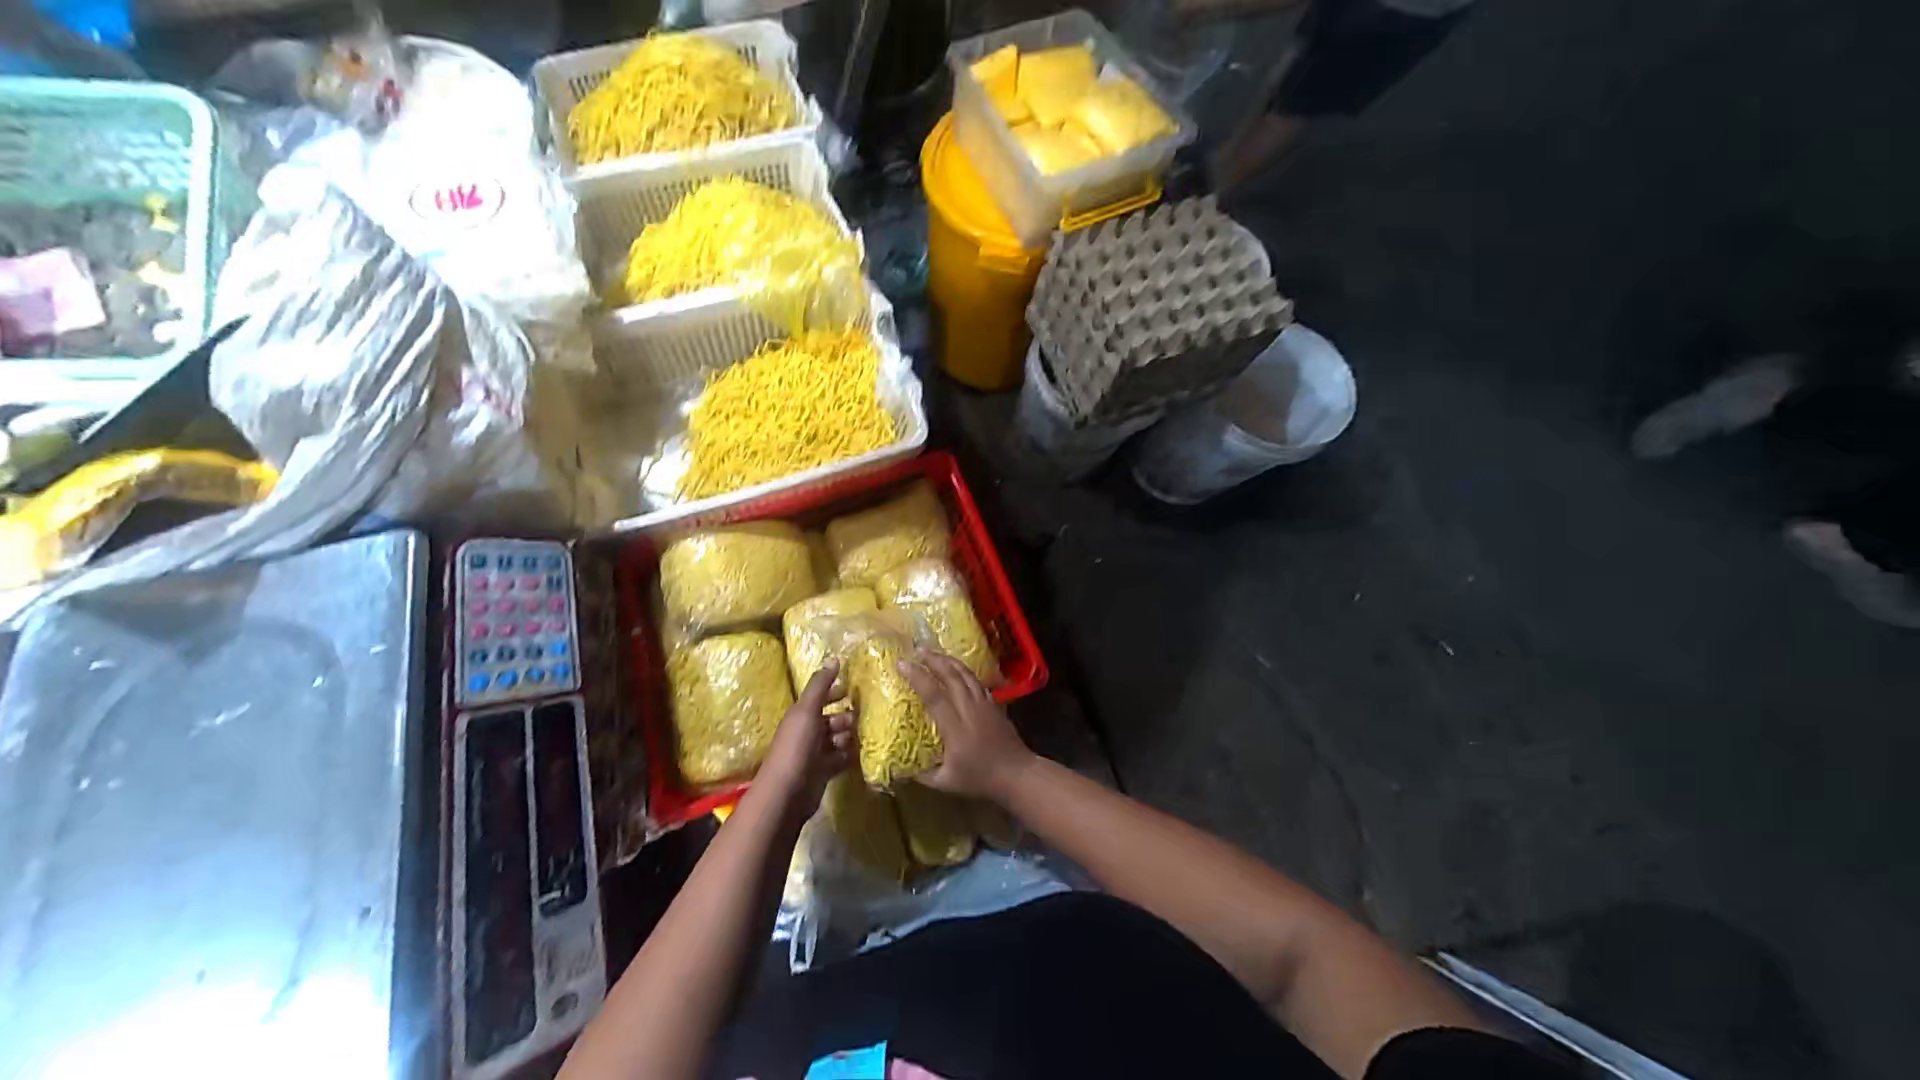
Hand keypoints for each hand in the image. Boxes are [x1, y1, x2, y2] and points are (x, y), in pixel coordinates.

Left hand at [758, 662, 854, 808]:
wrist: (788, 792)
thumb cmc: (797, 746)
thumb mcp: (807, 710)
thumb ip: (820, 685)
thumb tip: (835, 659)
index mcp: (801, 715)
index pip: (821, 697)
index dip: (837, 691)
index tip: (857, 687)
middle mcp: (808, 731)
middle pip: (832, 718)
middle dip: (848, 715)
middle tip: (866, 714)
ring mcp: (816, 753)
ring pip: (838, 738)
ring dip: (851, 735)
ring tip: (866, 734)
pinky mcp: (824, 771)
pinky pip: (841, 758)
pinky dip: (851, 755)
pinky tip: (865, 751)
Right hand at [896, 648, 1035, 799]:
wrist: (1016, 773)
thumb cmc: (980, 779)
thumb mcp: (946, 782)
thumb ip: (921, 774)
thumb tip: (899, 769)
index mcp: (955, 728)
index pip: (934, 695)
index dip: (918, 677)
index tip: (903, 663)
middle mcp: (970, 709)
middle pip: (951, 676)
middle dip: (933, 660)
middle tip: (917, 649)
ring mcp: (984, 704)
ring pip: (965, 674)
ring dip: (948, 661)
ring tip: (934, 653)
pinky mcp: (993, 704)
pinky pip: (976, 681)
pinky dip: (963, 670)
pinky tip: (956, 668)